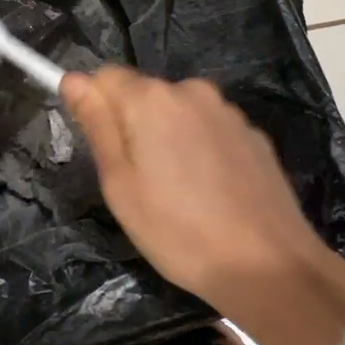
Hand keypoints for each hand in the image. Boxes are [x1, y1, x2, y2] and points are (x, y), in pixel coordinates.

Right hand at [61, 67, 344, 344]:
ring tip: (178, 189)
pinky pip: (209, 128)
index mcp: (151, 98)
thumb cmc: (179, 231)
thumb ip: (96, 124)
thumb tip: (73, 80)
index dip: (95, 106)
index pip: (104, 76)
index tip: (101, 147)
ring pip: (178, 111)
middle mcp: (190, 90)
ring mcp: (227, 111)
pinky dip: (201, 148)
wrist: (271, 268)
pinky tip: (211, 191)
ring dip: (168, 135)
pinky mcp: (253, 133)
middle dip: (133, 124)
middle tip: (137, 179)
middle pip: (143, 92)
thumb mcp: (120, 185)